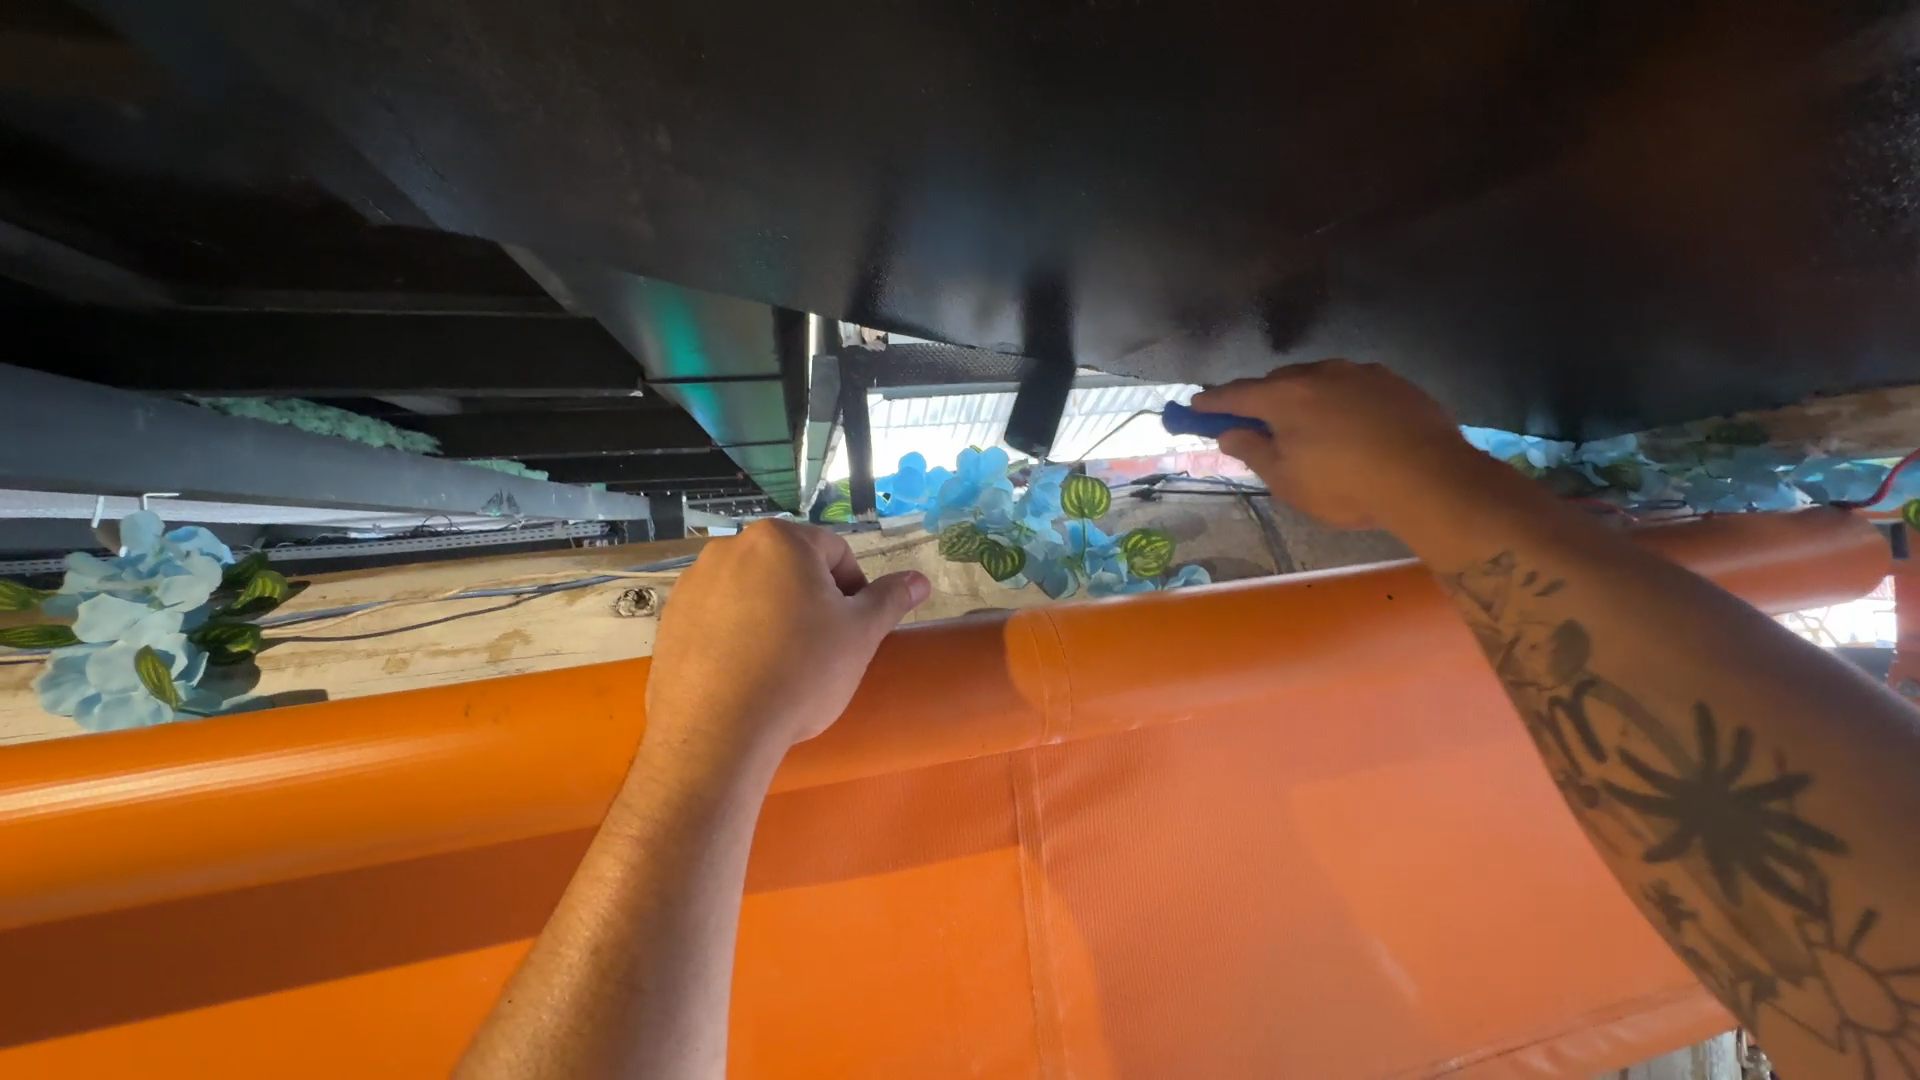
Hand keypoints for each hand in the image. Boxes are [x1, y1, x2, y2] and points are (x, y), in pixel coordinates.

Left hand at [642, 519, 929, 773]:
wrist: (717, 732)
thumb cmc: (800, 672)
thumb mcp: (860, 635)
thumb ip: (891, 599)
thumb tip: (919, 579)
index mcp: (780, 539)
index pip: (837, 553)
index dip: (855, 592)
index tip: (854, 632)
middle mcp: (730, 547)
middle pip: (792, 569)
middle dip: (813, 603)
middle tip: (823, 650)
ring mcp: (694, 583)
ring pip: (754, 593)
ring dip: (776, 617)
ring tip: (783, 666)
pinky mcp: (671, 620)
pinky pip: (720, 618)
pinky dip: (739, 636)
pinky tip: (748, 674)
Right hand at [1191, 359, 1483, 528]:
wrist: (1431, 481)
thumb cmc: (1345, 487)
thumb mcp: (1287, 481)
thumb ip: (1253, 452)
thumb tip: (1230, 434)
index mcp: (1285, 397)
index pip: (1236, 395)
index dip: (1212, 402)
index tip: (1194, 406)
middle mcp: (1320, 374)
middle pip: (1277, 382)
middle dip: (1261, 399)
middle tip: (1256, 424)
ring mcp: (1361, 373)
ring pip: (1318, 379)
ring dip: (1302, 397)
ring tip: (1305, 425)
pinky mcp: (1395, 383)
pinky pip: (1352, 386)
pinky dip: (1339, 400)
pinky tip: (1348, 425)